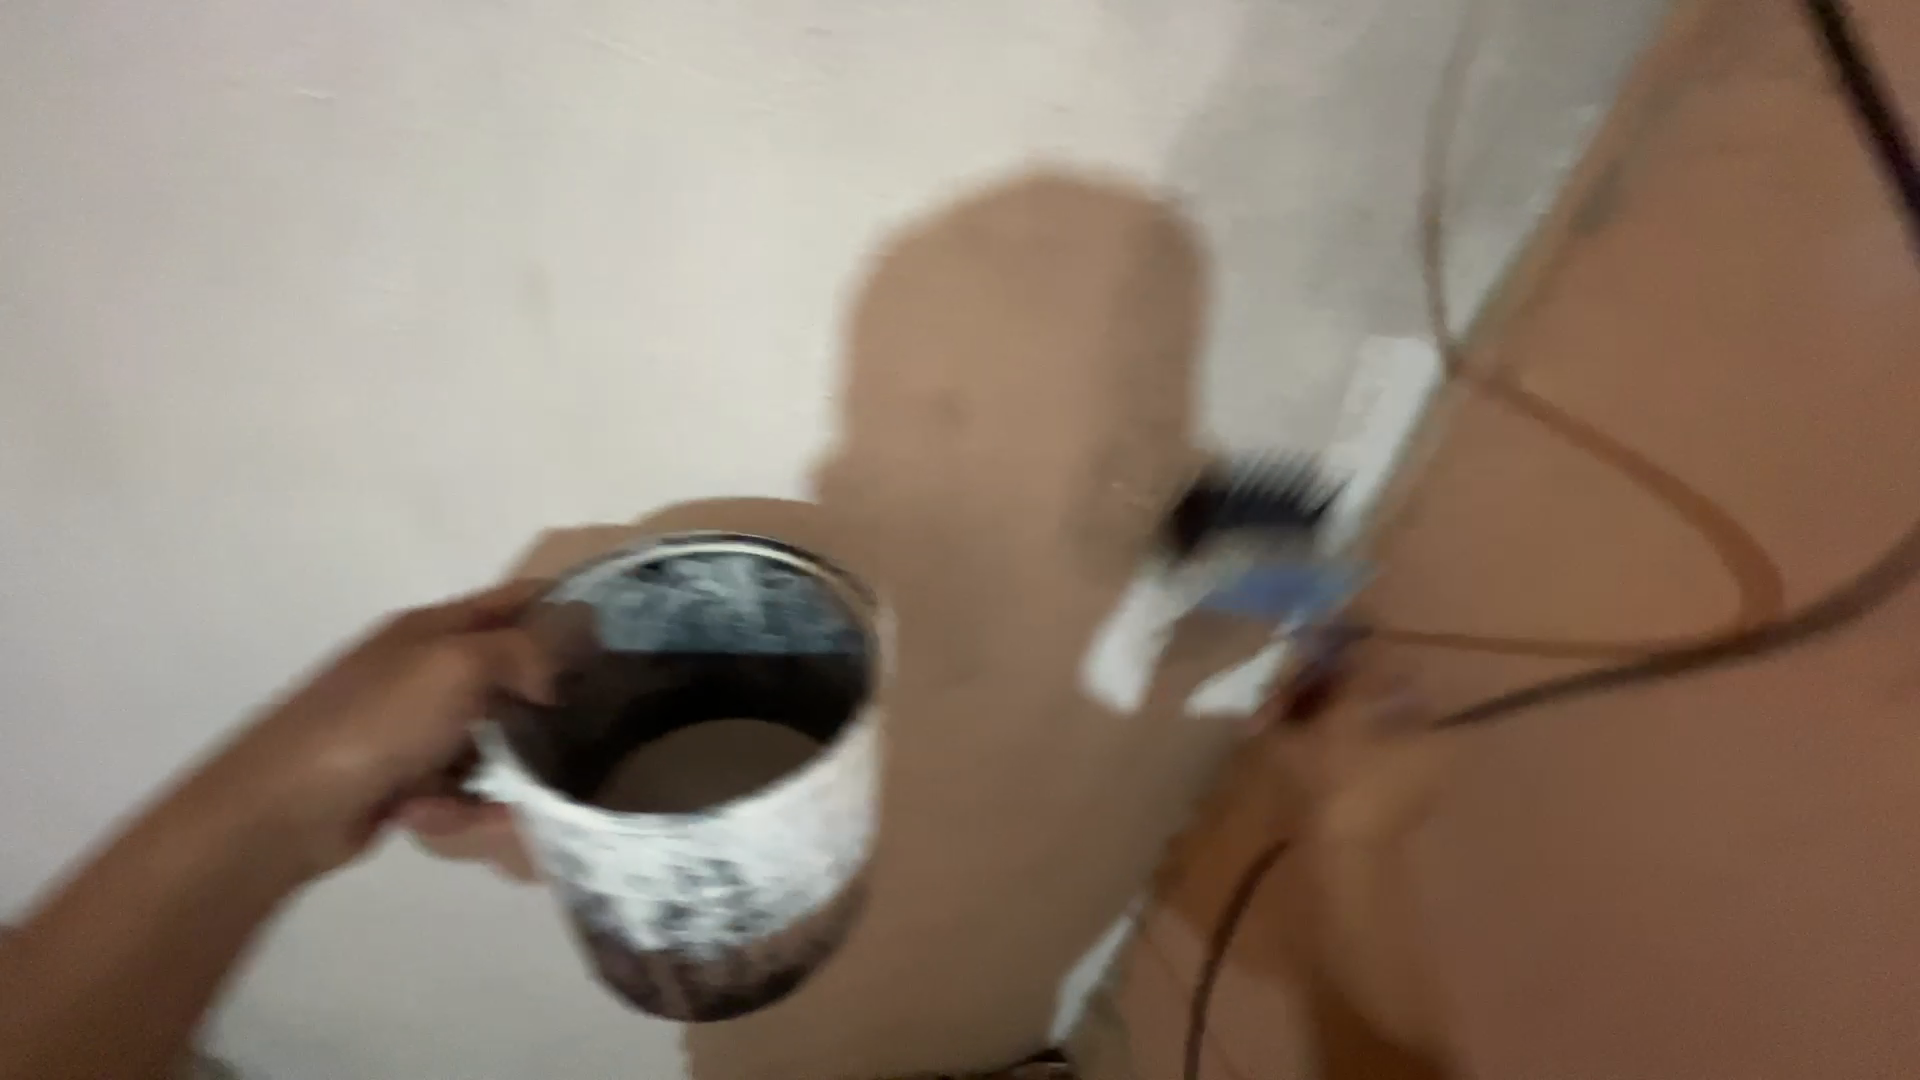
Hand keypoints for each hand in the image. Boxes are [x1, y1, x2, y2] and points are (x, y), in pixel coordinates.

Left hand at [189, 581, 555, 878]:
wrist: (277, 813)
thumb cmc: (376, 722)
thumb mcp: (459, 664)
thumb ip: (524, 652)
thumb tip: (554, 681)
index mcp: (436, 628)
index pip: (518, 599)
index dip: (566, 606)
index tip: (615, 634)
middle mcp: (428, 670)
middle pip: (513, 670)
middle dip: (547, 695)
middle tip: (588, 716)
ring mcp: (416, 725)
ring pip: (496, 733)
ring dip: (508, 761)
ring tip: (518, 786)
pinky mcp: (409, 776)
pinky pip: (467, 781)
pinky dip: (473, 799)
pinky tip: (468, 811)